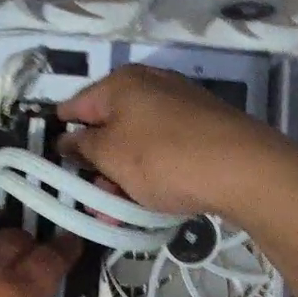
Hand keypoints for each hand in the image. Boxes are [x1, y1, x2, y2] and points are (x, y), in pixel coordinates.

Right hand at [57, 65, 288, 217]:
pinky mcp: (203, 130)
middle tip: (91, 199)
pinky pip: (162, 152)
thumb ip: (82, 146)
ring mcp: (180, 107)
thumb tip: (68, 139)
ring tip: (117, 213)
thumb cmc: (163, 158)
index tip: (54, 167)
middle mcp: (150, 86)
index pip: (74, 106)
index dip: (61, 136)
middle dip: (95, 165)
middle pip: (108, 126)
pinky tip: (147, 203)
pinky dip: (149, 175)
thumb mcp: (109, 155)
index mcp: (121, 83)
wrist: (244, 170)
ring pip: (135, 144)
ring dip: (121, 177)